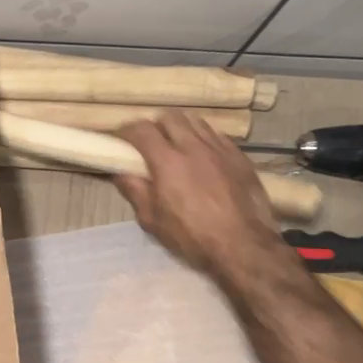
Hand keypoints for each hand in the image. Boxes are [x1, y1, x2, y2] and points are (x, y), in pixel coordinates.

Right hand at [113, 111, 290, 284]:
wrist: (243, 245)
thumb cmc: (191, 236)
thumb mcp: (151, 219)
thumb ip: (135, 191)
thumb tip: (121, 174)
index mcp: (167, 162)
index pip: (142, 130)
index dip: (126, 130)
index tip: (119, 139)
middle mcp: (194, 147)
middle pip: (170, 117)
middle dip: (154, 124)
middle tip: (148, 141)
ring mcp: (220, 150)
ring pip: (196, 122)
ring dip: (180, 128)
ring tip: (175, 144)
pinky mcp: (240, 157)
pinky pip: (217, 135)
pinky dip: (203, 138)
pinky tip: (201, 155)